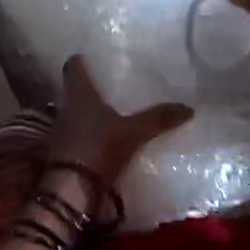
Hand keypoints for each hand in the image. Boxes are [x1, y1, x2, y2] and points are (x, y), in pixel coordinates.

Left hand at [45, 56, 193, 183]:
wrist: (71, 191)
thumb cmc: (99, 148)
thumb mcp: (134, 132)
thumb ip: (159, 118)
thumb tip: (188, 108)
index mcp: (79, 94)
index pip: (74, 67)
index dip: (82, 61)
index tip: (94, 58)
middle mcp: (65, 108)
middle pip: (74, 91)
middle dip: (90, 88)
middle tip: (112, 86)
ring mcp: (61, 132)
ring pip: (75, 114)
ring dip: (89, 113)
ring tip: (112, 112)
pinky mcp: (63, 153)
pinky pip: (77, 136)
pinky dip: (89, 134)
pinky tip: (105, 140)